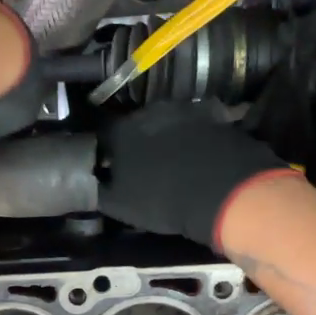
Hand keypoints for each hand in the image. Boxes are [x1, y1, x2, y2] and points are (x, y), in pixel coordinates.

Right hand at [98, 102, 292, 247]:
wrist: (224, 192)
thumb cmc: (162, 200)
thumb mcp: (119, 205)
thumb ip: (100, 188)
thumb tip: (92, 179)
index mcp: (121, 131)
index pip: (103, 132)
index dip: (104, 148)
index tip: (107, 161)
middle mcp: (150, 111)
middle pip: (137, 122)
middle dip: (139, 138)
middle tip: (143, 161)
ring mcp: (186, 109)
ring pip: (169, 120)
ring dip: (169, 134)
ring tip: (175, 157)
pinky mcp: (216, 115)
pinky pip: (200, 123)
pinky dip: (198, 135)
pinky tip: (202, 154)